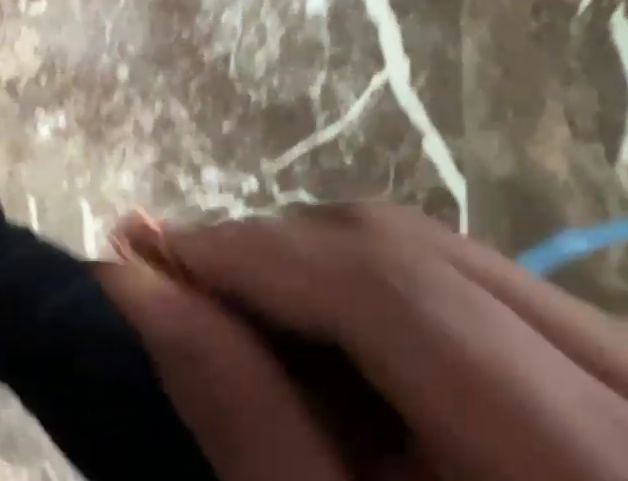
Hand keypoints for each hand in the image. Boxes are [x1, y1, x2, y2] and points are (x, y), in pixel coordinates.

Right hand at [98, 204, 627, 480]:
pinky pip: (473, 278)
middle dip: (269, 252)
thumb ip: (239, 413)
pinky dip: (371, 290)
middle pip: (410, 248)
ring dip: (314, 267)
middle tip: (183, 290)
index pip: (392, 290)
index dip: (249, 253)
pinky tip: (333, 347)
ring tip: (253, 323)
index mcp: (586, 465)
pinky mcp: (611, 365)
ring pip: (437, 250)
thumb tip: (128, 275)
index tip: (144, 255)